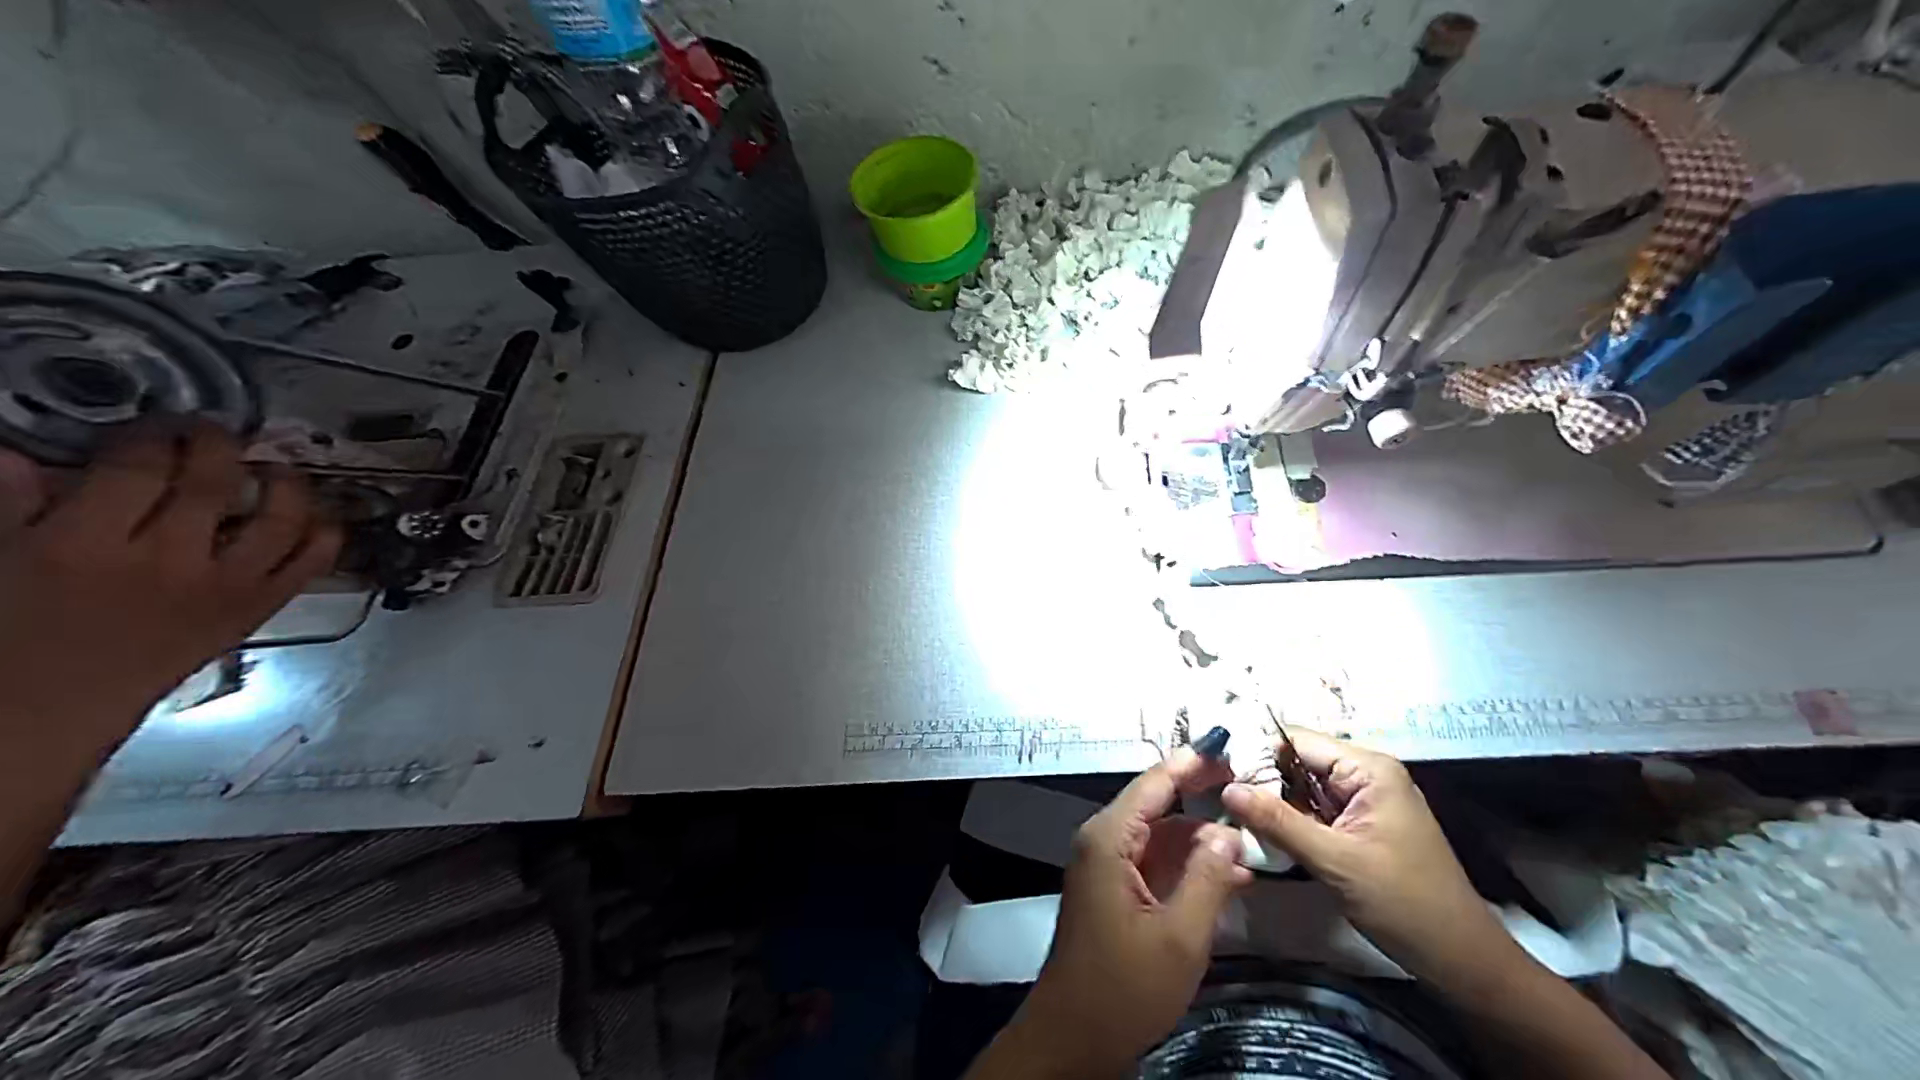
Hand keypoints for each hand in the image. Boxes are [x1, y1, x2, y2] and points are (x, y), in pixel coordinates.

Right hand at [0, 422, 340, 764]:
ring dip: (288, 485)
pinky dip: (325, 536)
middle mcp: (167, 561)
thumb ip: (10, 506)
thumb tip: (23, 453)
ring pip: (279, 521)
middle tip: (213, 431)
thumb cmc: (8, 635)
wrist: (45, 714)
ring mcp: (225, 586)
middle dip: (217, 444)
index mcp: (82, 546)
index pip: (136, 468)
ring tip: (276, 467)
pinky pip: (310, 565)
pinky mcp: (258, 609)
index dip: (149, 436)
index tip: (152, 427)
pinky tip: (320, 516)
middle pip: (213, 483)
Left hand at [986, 750, 1250, 1076]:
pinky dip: (1188, 863)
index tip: (1224, 742)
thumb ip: (1208, 878)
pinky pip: (1154, 861)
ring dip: (1200, 835)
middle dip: (1199, 792)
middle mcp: (1103, 841)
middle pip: (1156, 803)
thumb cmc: (1124, 986)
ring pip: (1159, 834)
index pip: (1153, 784)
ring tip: (1250, 831)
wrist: (1075, 1035)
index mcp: (1109, 840)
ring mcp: (1107, 865)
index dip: (1190, 763)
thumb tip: (1229, 831)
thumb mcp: (1179, 936)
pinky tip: (1230, 873)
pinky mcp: (1115, 889)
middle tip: (1245, 779)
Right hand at [1221, 729, 1522, 989]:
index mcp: (1368, 768)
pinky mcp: (1356, 824)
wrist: (1461, 961)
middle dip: (1259, 779)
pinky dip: (1287, 820)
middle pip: (1295, 761)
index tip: (1216, 770)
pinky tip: (1260, 832)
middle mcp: (1364, 774)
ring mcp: (1361, 800)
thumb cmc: (1405, 904)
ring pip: (1299, 787)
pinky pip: (1310, 809)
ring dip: (1270, 802)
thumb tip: (1226, 788)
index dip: (1254, 752)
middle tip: (1218, 795)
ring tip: (1231, 813)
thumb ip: (1278, 821)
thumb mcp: (1335, 861)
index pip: (1296, 741)